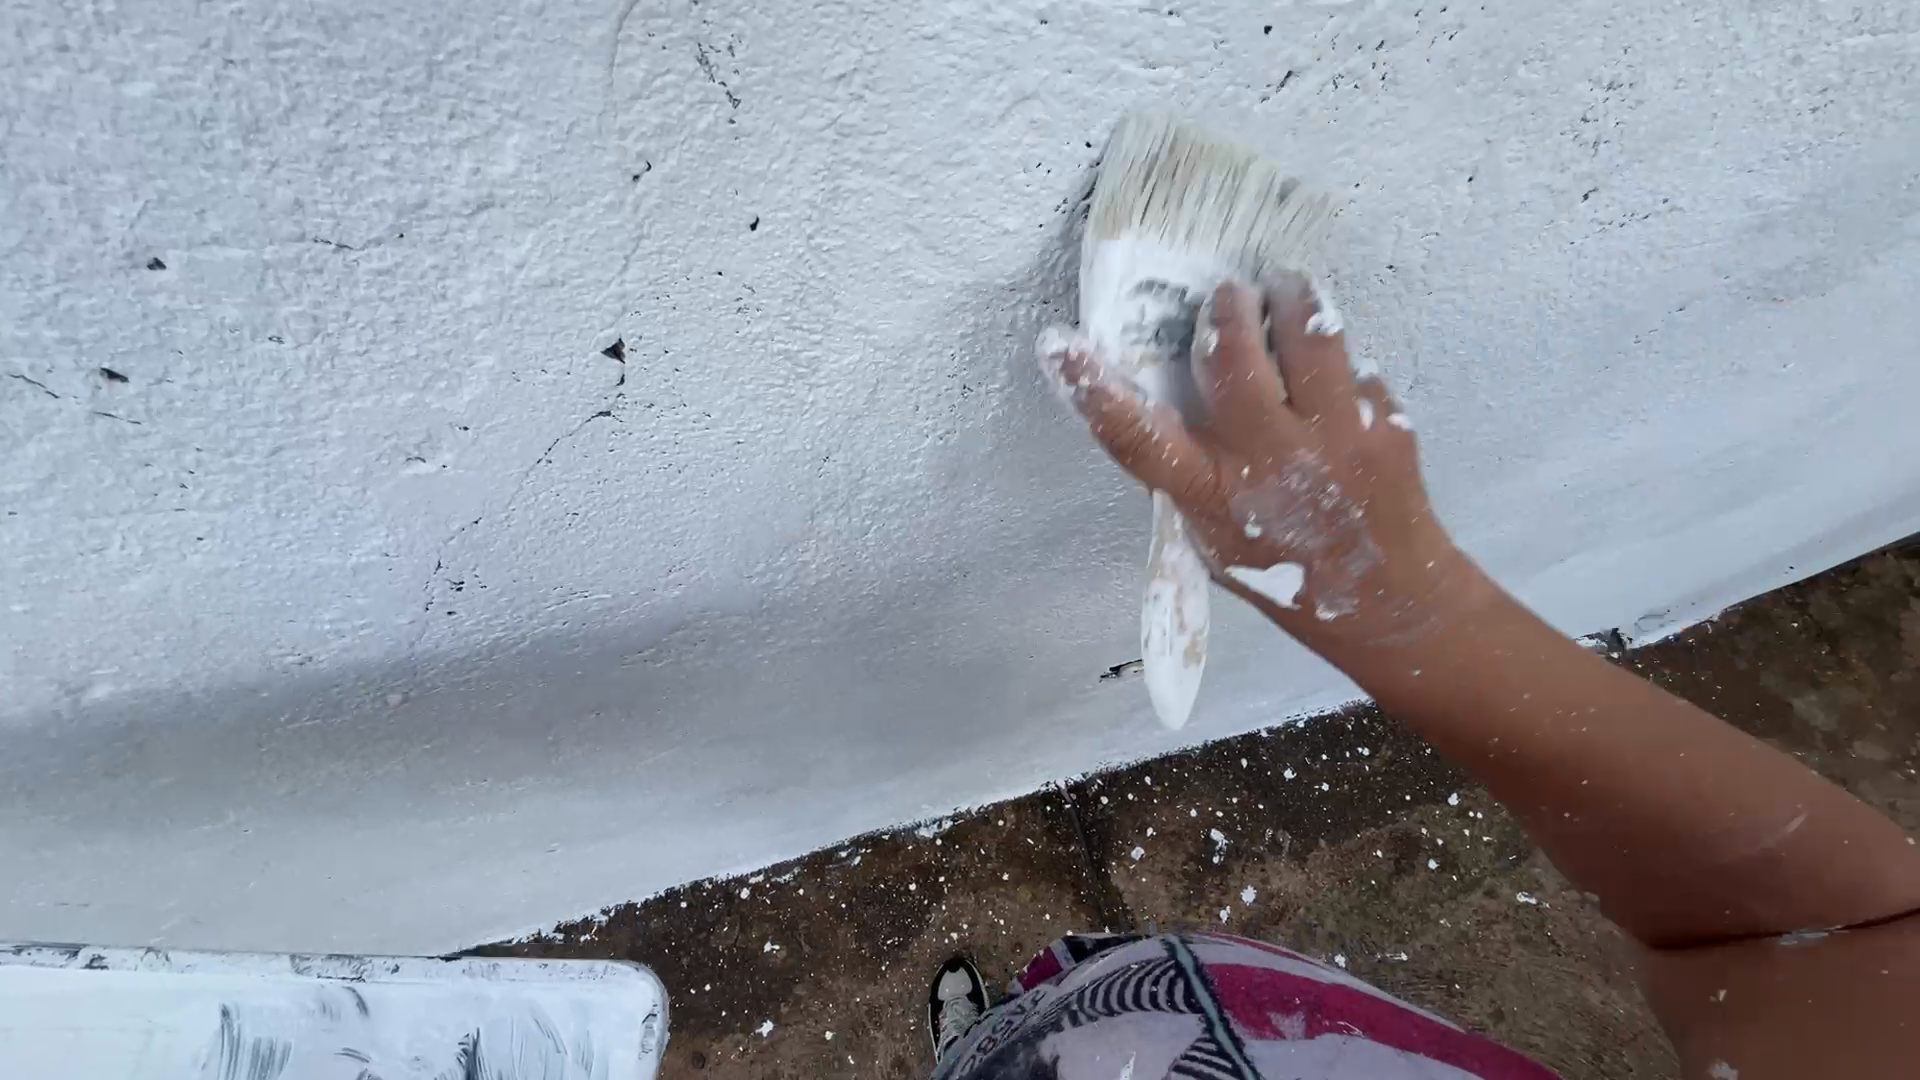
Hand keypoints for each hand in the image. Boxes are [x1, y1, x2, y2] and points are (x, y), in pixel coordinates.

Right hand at [1038, 275, 1480, 648]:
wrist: (1385, 599)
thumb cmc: (1278, 568)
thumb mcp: (1208, 534)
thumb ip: (1183, 475)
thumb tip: (1164, 404)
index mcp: (1209, 495)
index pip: (1137, 436)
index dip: (1093, 388)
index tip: (1059, 346)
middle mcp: (1266, 460)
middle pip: (1232, 355)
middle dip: (1227, 308)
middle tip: (1228, 294)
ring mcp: (1334, 438)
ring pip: (1308, 333)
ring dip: (1290, 298)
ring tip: (1284, 288)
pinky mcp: (1385, 425)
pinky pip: (1356, 363)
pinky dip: (1339, 356)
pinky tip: (1334, 372)